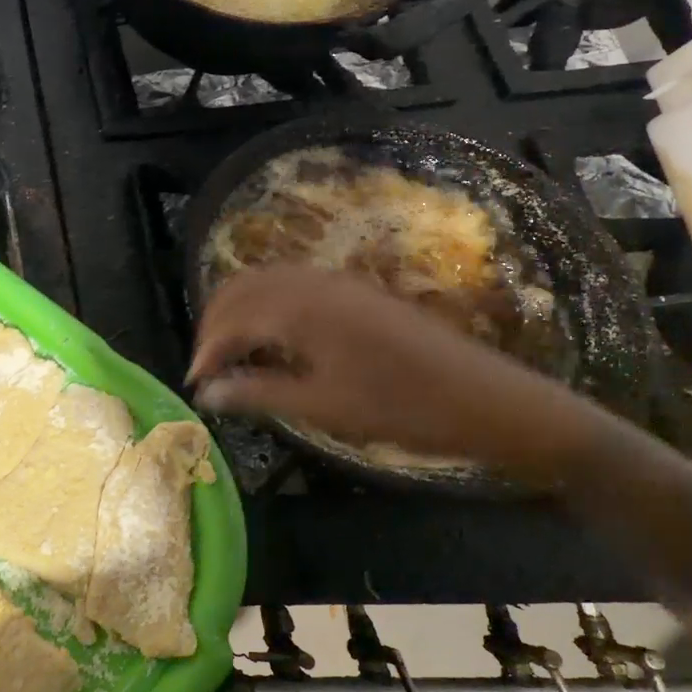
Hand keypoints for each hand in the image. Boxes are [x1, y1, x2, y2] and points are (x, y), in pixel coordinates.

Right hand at [186, 265, 596, 476]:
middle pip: (238, 290)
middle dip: (214, 325)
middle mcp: (310, 283)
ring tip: (234, 353)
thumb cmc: (405, 409)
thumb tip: (206, 393)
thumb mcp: (324, 407)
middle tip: (210, 367)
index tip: (196, 385)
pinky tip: (273, 338)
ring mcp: (334, 282)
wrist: (495, 402)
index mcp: (298, 309)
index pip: (229, 321)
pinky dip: (265, 304)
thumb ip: (257, 394)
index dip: (206, 352)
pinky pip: (289, 284)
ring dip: (237, 311)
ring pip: (262, 282)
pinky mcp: (354, 291)